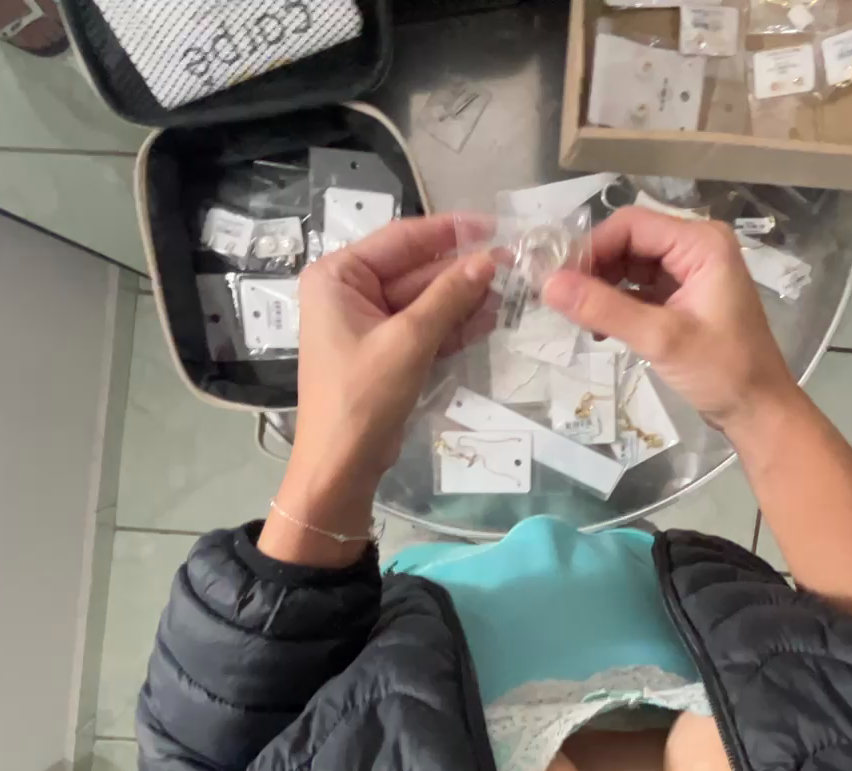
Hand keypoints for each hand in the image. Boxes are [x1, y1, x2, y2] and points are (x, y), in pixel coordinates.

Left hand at [263, 215, 494, 565]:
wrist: (341, 463)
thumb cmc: (362, 396)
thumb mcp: (408, 341)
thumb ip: (448, 297)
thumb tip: (488, 261)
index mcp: (338, 276)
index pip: (400, 240)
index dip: (448, 232)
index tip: (492, 226)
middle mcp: (349, 293)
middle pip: (415, 272)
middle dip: (461, 273)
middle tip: (512, 265)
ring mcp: (368, 325)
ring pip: (424, 302)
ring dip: (463, 301)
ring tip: (509, 293)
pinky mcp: (386, 354)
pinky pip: (423, 329)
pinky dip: (452, 327)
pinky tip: (488, 319)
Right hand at [542, 206, 797, 433]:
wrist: (757, 408)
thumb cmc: (721, 370)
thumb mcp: (661, 338)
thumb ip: (604, 309)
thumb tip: (548, 286)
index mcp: (701, 243)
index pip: (630, 225)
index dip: (591, 248)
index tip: (557, 281)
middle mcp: (694, 248)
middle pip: (628, 242)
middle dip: (593, 269)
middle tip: (561, 302)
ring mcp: (688, 273)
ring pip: (629, 266)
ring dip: (600, 289)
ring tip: (577, 318)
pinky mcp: (680, 298)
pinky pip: (637, 289)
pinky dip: (615, 305)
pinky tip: (597, 328)